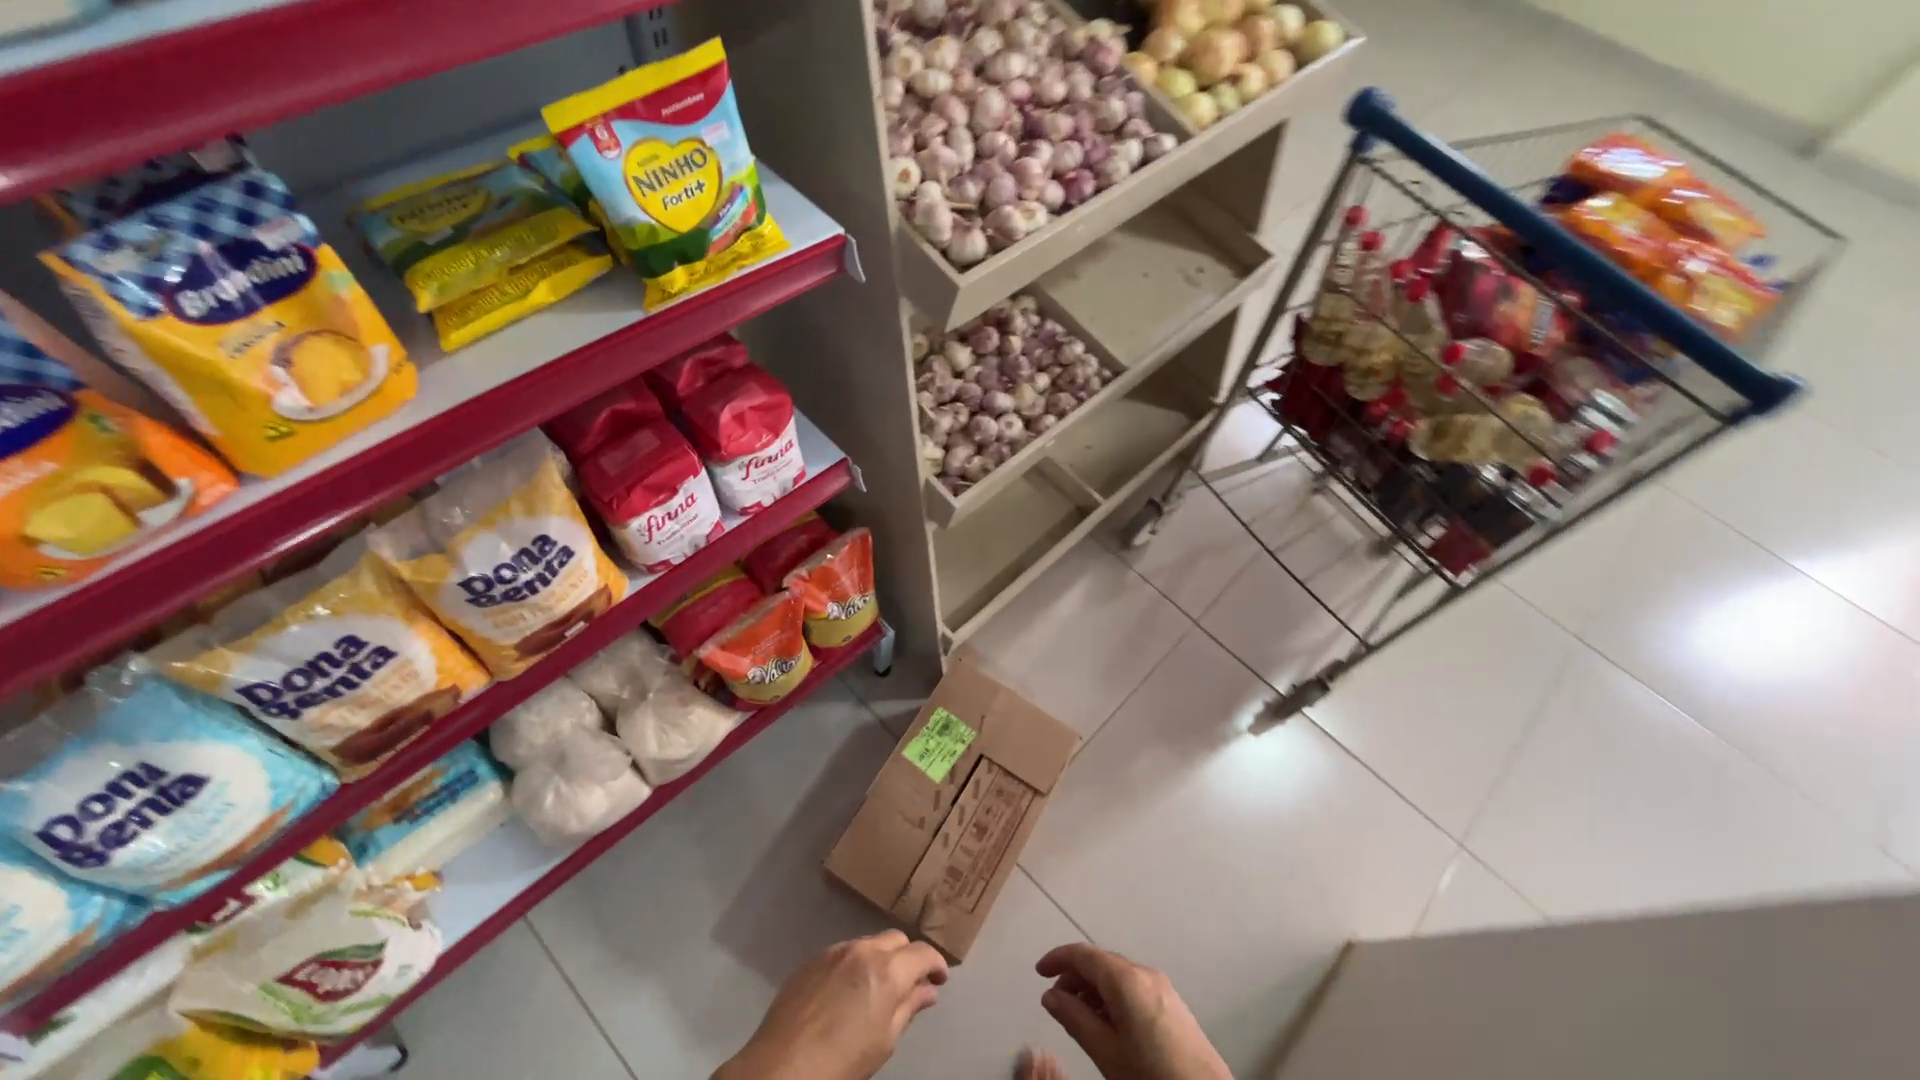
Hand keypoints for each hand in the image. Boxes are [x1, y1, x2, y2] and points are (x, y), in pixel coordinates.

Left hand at [714, 930, 950, 1079]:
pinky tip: (845, 992)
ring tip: (875, 988)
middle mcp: (862, 950)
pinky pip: (841, 953)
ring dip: (879, 959)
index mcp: (887, 970)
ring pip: (867, 943)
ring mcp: (833, 952)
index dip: (935, 964)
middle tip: (909, 984)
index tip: (939, 980)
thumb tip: (927, 990)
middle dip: (907, 957)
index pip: (922, 952)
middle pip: (895, 939)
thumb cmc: (842, 1061)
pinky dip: (853, 964)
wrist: (782, 1067)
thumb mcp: (885, 1040)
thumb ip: (908, 1007)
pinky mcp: (810, 961)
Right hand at [1035, 944, 1230, 1079]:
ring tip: (1078, 1018)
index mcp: (1126, 980)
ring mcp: (1162, 988)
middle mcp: (1145, 974)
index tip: (1038, 973)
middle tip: (1056, 1004)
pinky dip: (1112, 998)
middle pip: (1101, 962)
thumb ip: (1074, 1018)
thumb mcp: (1105, 1051)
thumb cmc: (1150, 1075)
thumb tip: (1050, 995)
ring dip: (1093, 989)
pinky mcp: (1172, 1004)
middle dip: (1074, 976)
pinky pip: (1133, 988)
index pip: (1084, 954)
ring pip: (1117, 976)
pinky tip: (1106, 1025)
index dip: (1058, 958)